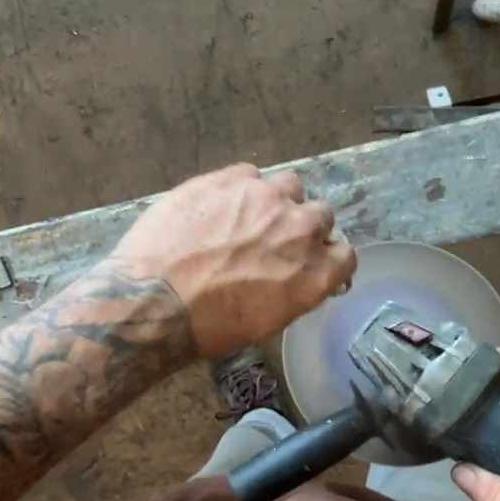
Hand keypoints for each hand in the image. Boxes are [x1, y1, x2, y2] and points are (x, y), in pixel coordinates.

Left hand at [110, 163, 356, 357]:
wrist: (154, 300)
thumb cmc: (209, 326)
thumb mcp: (266, 322)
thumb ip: (294, 289)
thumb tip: (292, 274)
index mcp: (315, 273)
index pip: (345, 254)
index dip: (324, 257)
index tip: (307, 261)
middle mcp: (301, 229)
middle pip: (320, 215)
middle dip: (301, 227)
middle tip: (270, 241)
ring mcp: (266, 197)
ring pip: (289, 186)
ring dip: (275, 200)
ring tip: (245, 217)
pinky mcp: (229, 178)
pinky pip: (248, 174)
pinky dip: (239, 188)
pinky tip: (217, 206)